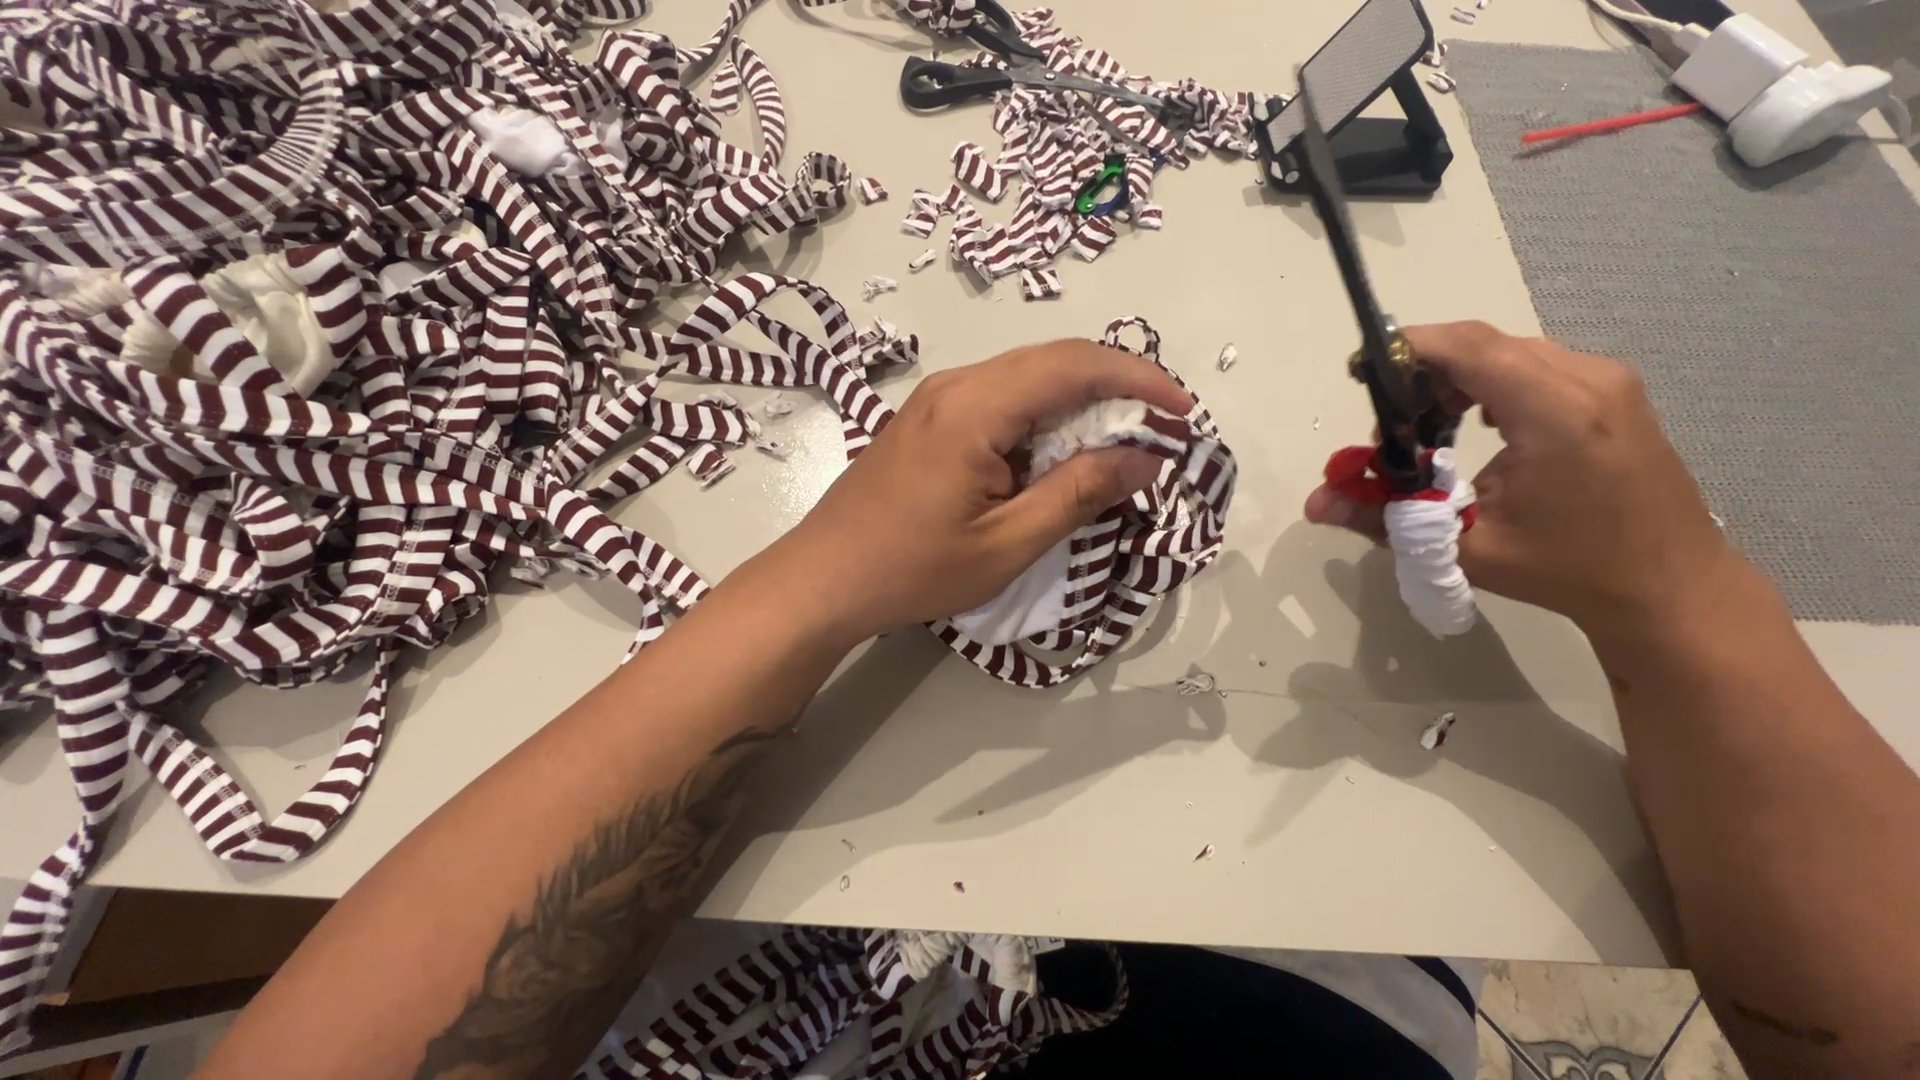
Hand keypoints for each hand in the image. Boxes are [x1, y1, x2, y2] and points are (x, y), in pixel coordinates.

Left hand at [757, 340, 1192, 645]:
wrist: (823, 578)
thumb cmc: (913, 569)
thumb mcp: (1008, 543)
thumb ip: (1079, 493)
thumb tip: (1143, 457)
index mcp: (974, 407)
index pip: (1073, 365)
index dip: (1137, 379)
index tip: (1182, 411)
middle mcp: (955, 385)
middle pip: (1052, 360)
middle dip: (1115, 386)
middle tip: (1160, 428)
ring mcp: (936, 399)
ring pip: (1027, 377)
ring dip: (1080, 402)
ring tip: (1121, 442)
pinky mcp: (928, 419)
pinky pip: (1001, 399)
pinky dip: (1044, 417)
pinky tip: (1060, 454)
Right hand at [1304, 321, 1739, 637]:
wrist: (1670, 587)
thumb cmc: (1567, 570)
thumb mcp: (1465, 548)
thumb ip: (1383, 518)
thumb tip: (1314, 504)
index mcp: (1555, 412)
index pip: (1467, 347)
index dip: (1407, 348)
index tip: (1361, 373)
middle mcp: (1587, 380)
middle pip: (1483, 344)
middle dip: (1425, 370)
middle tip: (1393, 421)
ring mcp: (1609, 381)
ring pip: (1510, 351)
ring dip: (1458, 377)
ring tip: (1431, 426)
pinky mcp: (1615, 392)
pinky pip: (1538, 365)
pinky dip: (1493, 382)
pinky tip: (1480, 427)